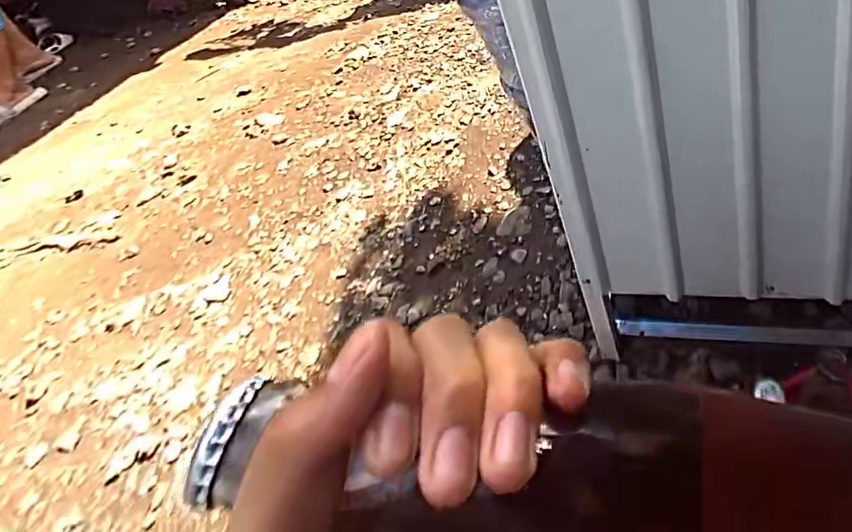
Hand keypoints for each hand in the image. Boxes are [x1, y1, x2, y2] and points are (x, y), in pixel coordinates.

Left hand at [231, 315, 590, 531]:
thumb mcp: (284, 527)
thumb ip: (302, 444)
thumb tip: (373, 341)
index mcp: (361, 413)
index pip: (388, 341)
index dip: (395, 383)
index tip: (389, 463)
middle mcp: (423, 400)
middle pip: (449, 338)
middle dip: (455, 397)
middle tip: (450, 488)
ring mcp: (484, 410)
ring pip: (503, 343)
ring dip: (512, 391)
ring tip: (509, 471)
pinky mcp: (539, 428)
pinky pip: (554, 363)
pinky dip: (563, 367)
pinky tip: (568, 399)